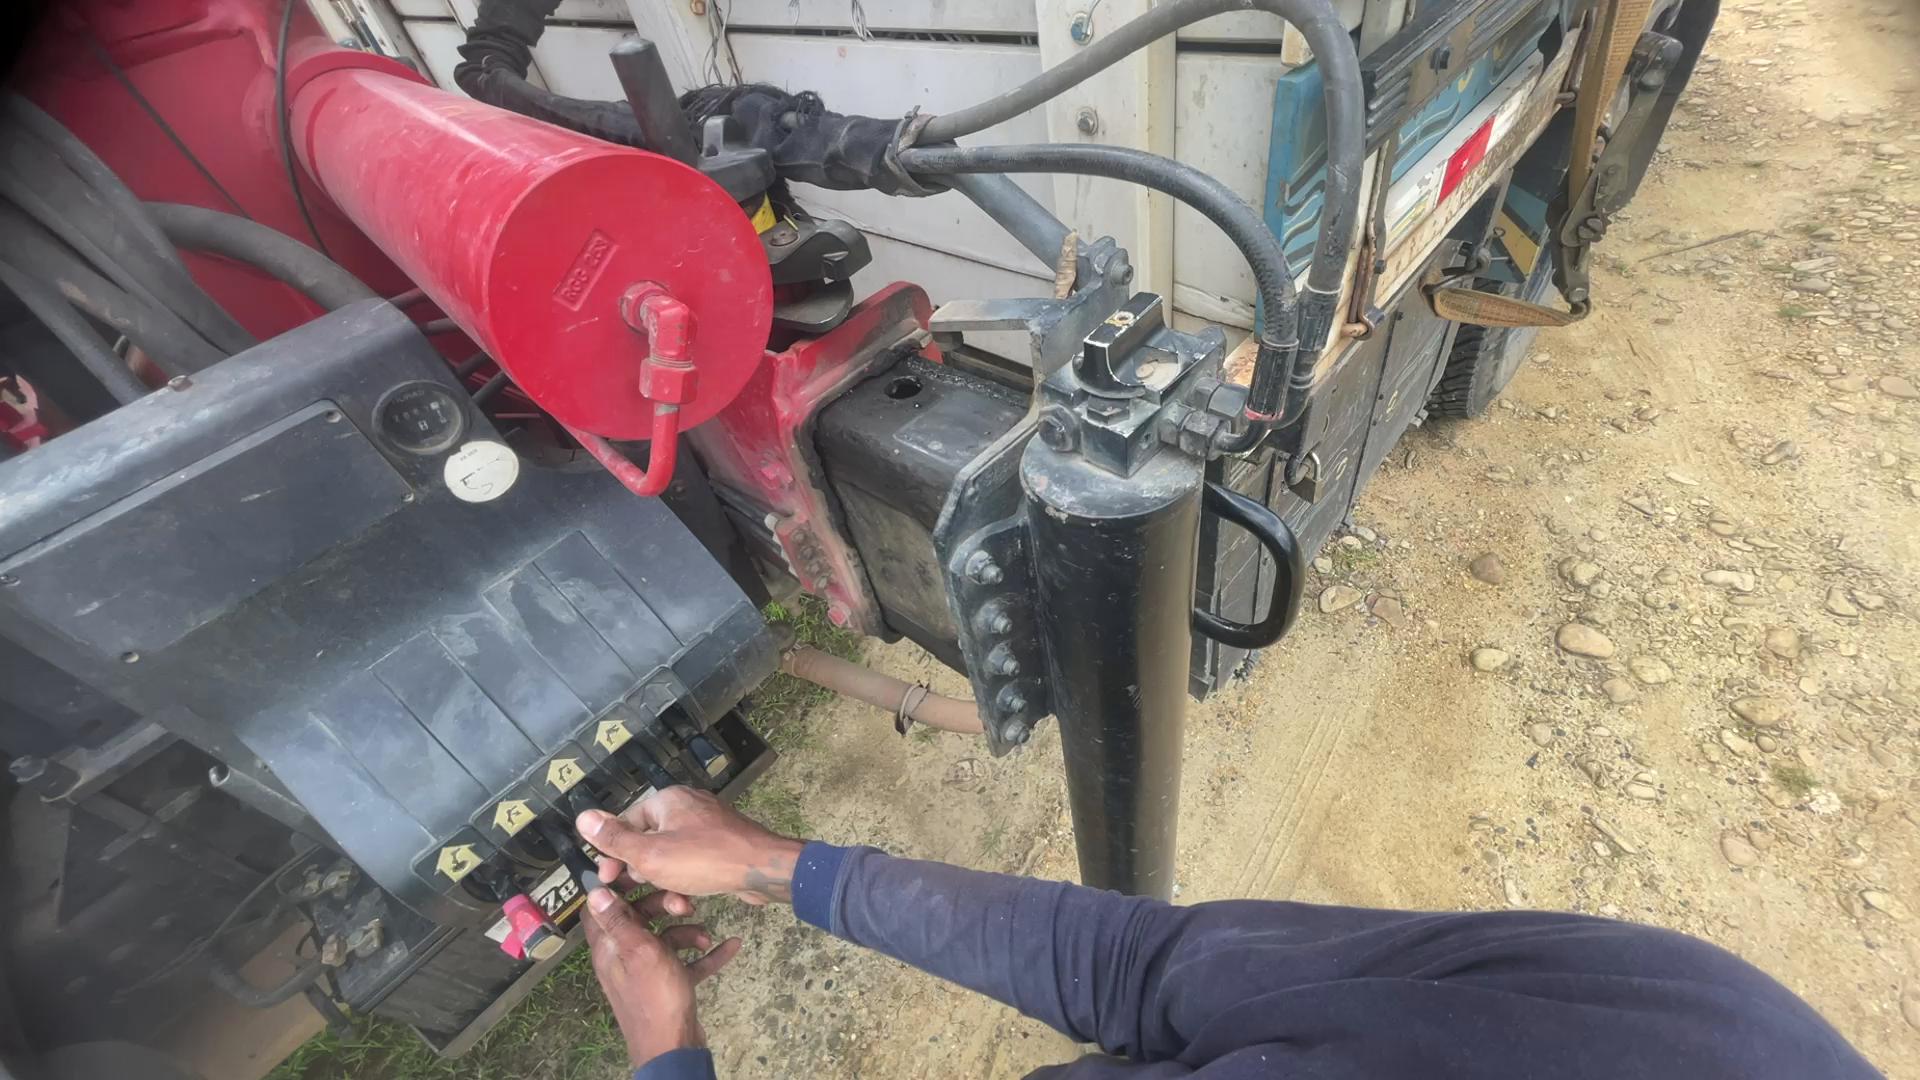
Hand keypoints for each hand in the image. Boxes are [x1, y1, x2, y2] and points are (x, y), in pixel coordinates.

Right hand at [577, 787, 805, 904]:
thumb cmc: (703, 859)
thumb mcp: (650, 853)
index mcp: (668, 800)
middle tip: (643, 890)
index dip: (613, 852)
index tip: (608, 880)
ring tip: (672, 901)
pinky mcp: (720, 843)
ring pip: (669, 855)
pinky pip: (690, 861)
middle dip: (642, 870)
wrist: (759, 868)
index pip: (626, 822)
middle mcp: (687, 806)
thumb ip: (615, 839)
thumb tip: (582, 816)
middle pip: (647, 839)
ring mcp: (706, 823)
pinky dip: (685, 880)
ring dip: (664, 881)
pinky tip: (686, 901)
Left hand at [582, 885, 741, 1067]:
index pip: (602, 910)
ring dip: (690, 931)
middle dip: (666, 905)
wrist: (674, 1047)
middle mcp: (627, 956)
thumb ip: (620, 921)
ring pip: (668, 936)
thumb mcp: (640, 951)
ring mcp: (649, 971)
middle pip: (642, 916)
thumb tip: (594, 891)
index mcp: (612, 948)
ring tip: (707, 935)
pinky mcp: (671, 983)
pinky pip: (690, 960)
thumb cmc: (656, 996)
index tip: (641, 870)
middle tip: (687, 904)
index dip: (617, 887)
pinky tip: (732, 944)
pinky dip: (709, 953)